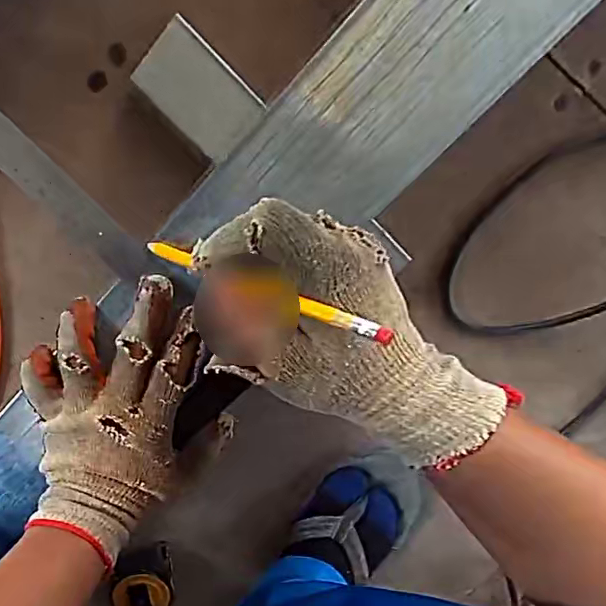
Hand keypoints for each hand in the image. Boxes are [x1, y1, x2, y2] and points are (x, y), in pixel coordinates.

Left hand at [21, 276, 205, 566]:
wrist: (90, 514)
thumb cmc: (138, 493)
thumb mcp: (183, 477)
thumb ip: (206, 447)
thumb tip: (225, 419)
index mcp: (148, 421)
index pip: (170, 373)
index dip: (183, 341)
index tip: (192, 310)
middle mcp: (113, 407)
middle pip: (129, 355)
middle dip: (143, 317)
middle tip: (150, 285)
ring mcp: (79, 410)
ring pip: (78, 363)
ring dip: (78, 333)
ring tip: (79, 307)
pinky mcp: (53, 418)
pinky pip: (40, 390)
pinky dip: (36, 369)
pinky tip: (37, 350)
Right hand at [193, 198, 510, 468]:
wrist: (398, 385)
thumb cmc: (344, 382)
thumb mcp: (281, 363)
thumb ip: (243, 322)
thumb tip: (212, 288)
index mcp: (328, 270)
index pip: (268, 223)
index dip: (226, 241)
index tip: (207, 270)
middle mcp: (342, 248)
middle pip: (270, 221)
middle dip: (236, 252)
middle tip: (225, 290)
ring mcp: (349, 247)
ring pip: (282, 230)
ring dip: (256, 258)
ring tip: (253, 301)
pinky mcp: (348, 255)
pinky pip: (299, 242)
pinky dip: (276, 264)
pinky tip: (277, 298)